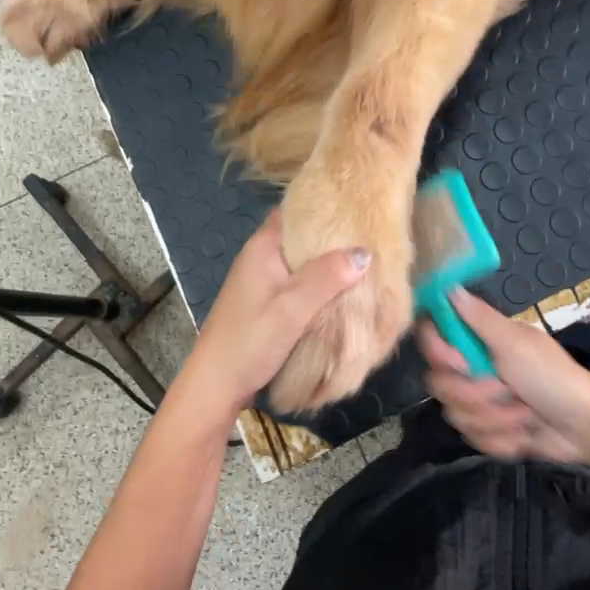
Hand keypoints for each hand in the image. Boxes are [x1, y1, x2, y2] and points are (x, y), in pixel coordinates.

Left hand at [177, 211, 370, 413]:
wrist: (217, 385)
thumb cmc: (250, 341)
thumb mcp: (291, 308)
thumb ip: (326, 278)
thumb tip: (365, 252)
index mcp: (262, 247)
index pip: (295, 210)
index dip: (325, 204)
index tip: (357, 206)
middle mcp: (262, 257)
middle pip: (303, 235)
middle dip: (334, 236)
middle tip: (372, 235)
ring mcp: (264, 280)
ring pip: (303, 261)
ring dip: (329, 263)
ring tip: (368, 259)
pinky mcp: (268, 302)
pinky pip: (300, 282)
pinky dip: (320, 283)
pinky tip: (345, 290)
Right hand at [419, 291, 589, 462]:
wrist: (585, 427)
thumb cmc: (552, 377)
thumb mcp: (515, 342)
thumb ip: (478, 317)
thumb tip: (449, 287)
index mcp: (479, 341)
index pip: (432, 339)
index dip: (439, 353)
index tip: (461, 363)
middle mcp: (474, 369)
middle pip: (439, 383)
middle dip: (475, 395)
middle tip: (505, 390)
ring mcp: (481, 402)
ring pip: (456, 416)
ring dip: (495, 419)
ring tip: (524, 414)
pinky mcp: (490, 431)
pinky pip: (475, 440)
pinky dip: (502, 440)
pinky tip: (524, 434)